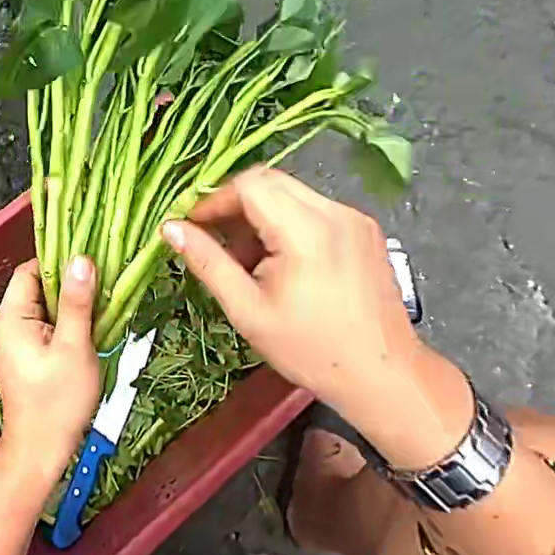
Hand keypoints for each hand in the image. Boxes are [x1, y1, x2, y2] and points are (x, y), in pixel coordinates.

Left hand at [0, 257, 101, 482]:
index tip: (90, 268)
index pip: (30, 270)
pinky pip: (42, 325)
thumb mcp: (74, 347)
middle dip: (69, 288)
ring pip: (43, 306)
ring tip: (97, 315)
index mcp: (9, 317)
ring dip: (69, 307)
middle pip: (37, 287)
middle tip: (100, 293)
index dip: (60, 265)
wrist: (40, 449)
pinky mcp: (20, 353)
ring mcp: (10, 340)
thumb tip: (81, 260)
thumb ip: (77, 302)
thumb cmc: (57, 403)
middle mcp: (3, 324)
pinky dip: (63, 324)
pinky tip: (85, 333)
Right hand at [162, 168, 469, 467]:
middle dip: (234, 204)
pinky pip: (311, 207)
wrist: (384, 374)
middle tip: (215, 238)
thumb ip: (207, 262)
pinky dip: (285, 221)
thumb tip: (171, 229)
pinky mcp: (362, 228)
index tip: (194, 227)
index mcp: (306, 231)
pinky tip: (276, 260)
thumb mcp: (248, 310)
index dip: (214, 201)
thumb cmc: (311, 349)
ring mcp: (353, 218)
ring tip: (246, 257)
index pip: (249, 185)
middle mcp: (334, 213)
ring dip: (258, 213)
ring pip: (289, 192)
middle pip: (268, 181)